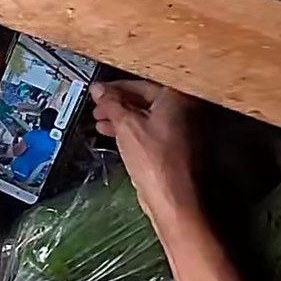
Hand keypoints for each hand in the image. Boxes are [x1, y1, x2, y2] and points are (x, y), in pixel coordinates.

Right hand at [91, 79, 197, 220]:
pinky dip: (132, 131)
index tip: (98, 91)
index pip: (140, 84)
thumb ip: (112, 103)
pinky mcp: (175, 148)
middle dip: (118, 103)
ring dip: (122, 118)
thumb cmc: (155, 159)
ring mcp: (181, 130)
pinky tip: (116, 136)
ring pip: (146, 117)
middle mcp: (183, 110)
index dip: (115, 88)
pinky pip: (150, 132)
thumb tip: (100, 91)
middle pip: (144, 99)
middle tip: (97, 106)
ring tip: (100, 121)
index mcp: (176, 97)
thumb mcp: (126, 124)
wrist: (172, 197)